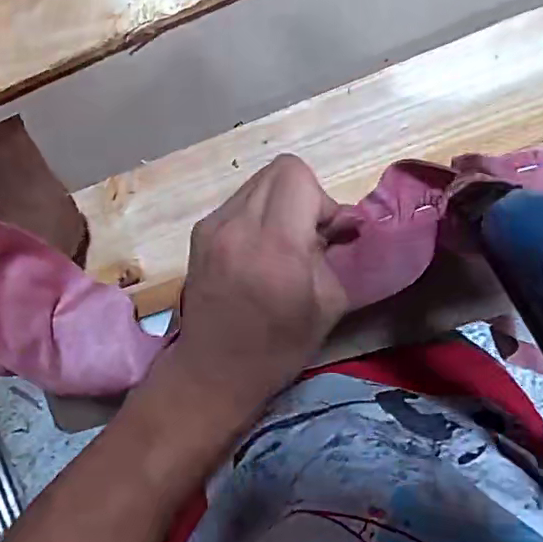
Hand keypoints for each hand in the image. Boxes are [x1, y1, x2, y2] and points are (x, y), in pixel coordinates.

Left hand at [156, 155, 348, 425]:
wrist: (213, 371)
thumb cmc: (279, 347)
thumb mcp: (329, 303)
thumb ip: (337, 250)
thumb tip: (343, 219)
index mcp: (275, 246)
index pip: (296, 175)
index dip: (321, 199)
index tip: (326, 234)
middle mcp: (237, 226)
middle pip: (279, 170)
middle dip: (303, 195)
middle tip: (308, 235)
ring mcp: (212, 226)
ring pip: (258, 182)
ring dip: (279, 203)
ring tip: (282, 243)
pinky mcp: (199, 232)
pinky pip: (239, 202)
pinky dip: (257, 214)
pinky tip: (258, 249)